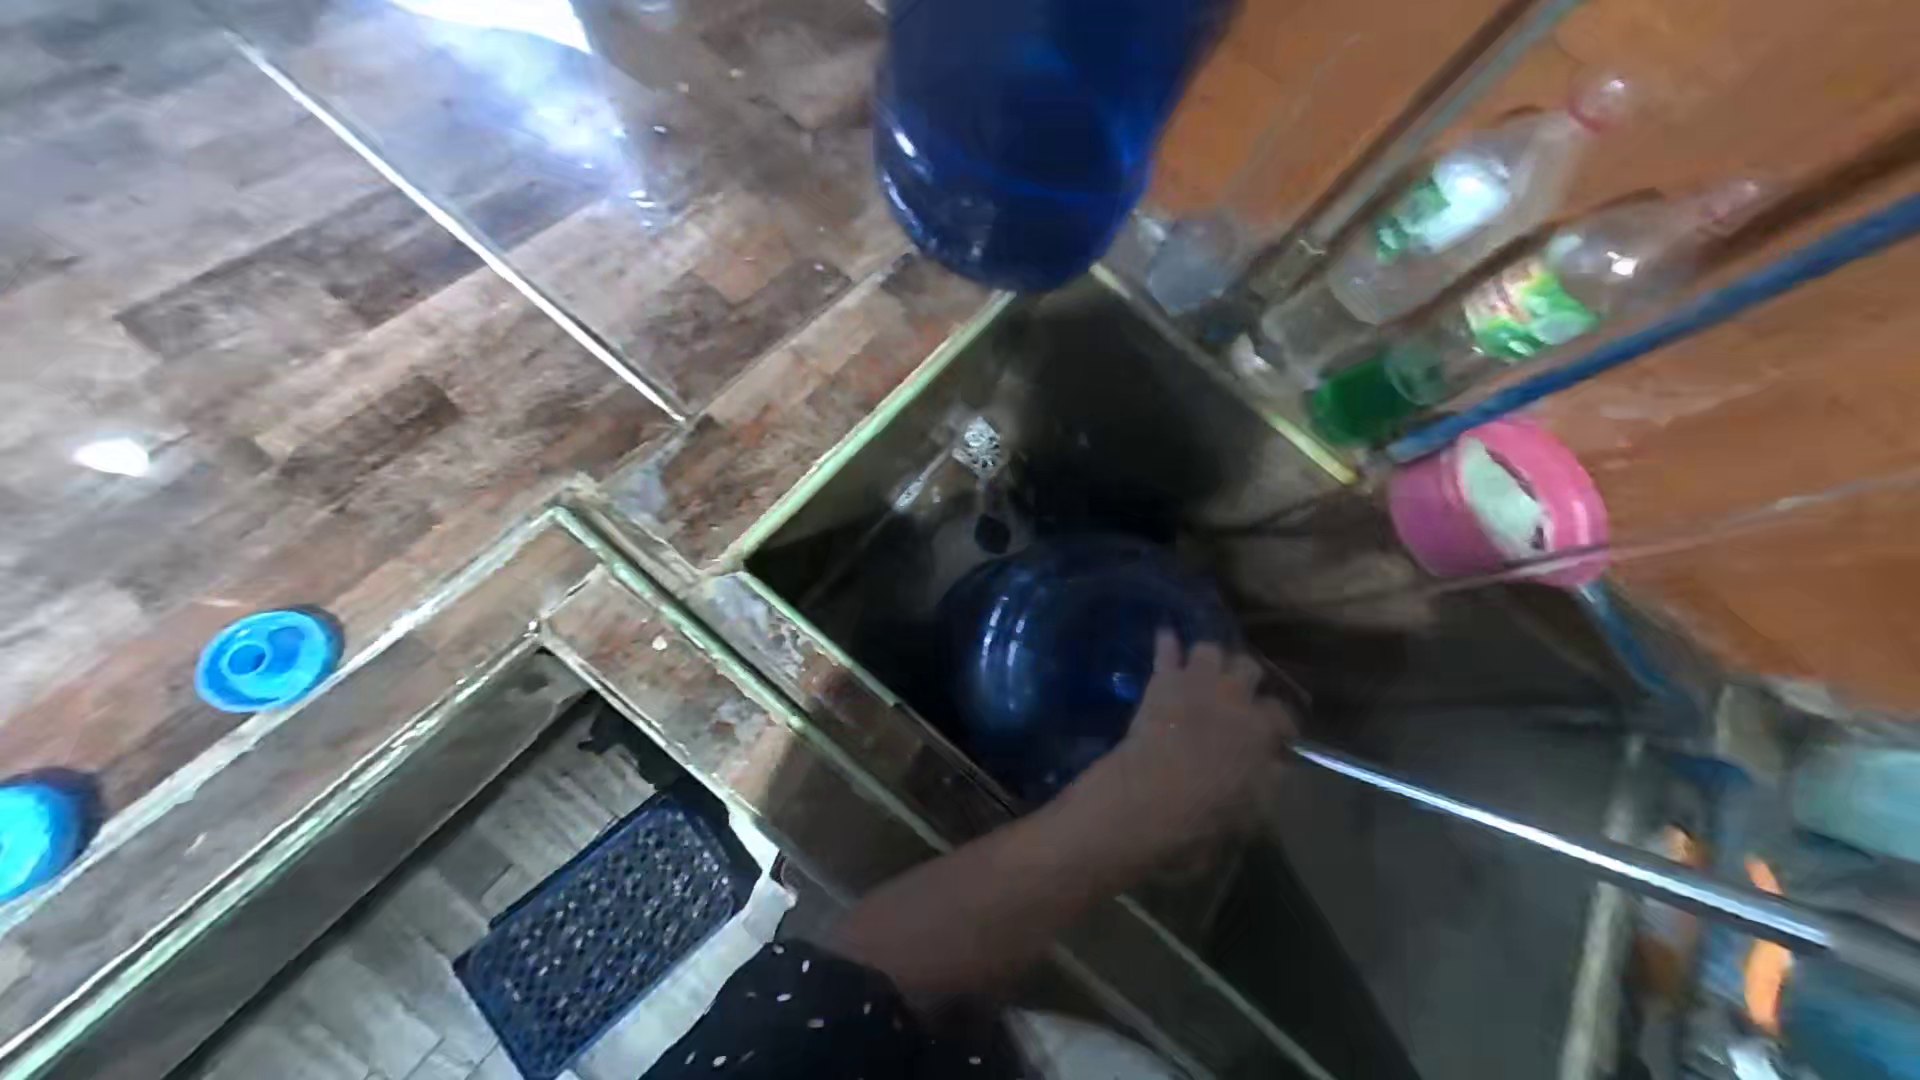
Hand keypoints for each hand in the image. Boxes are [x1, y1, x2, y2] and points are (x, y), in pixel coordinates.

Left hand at [1068, 631, 1295, 859]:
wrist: (1149, 795)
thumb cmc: (1205, 815)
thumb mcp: (1254, 812)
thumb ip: (1270, 782)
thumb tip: (1279, 764)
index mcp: (1262, 730)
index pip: (1282, 714)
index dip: (1278, 722)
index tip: (1274, 732)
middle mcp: (1234, 696)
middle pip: (1249, 668)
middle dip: (1246, 679)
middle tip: (1238, 694)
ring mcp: (1197, 682)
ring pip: (1211, 650)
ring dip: (1210, 659)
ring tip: (1205, 670)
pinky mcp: (1162, 679)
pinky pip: (1166, 648)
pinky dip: (1167, 643)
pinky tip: (1166, 636)